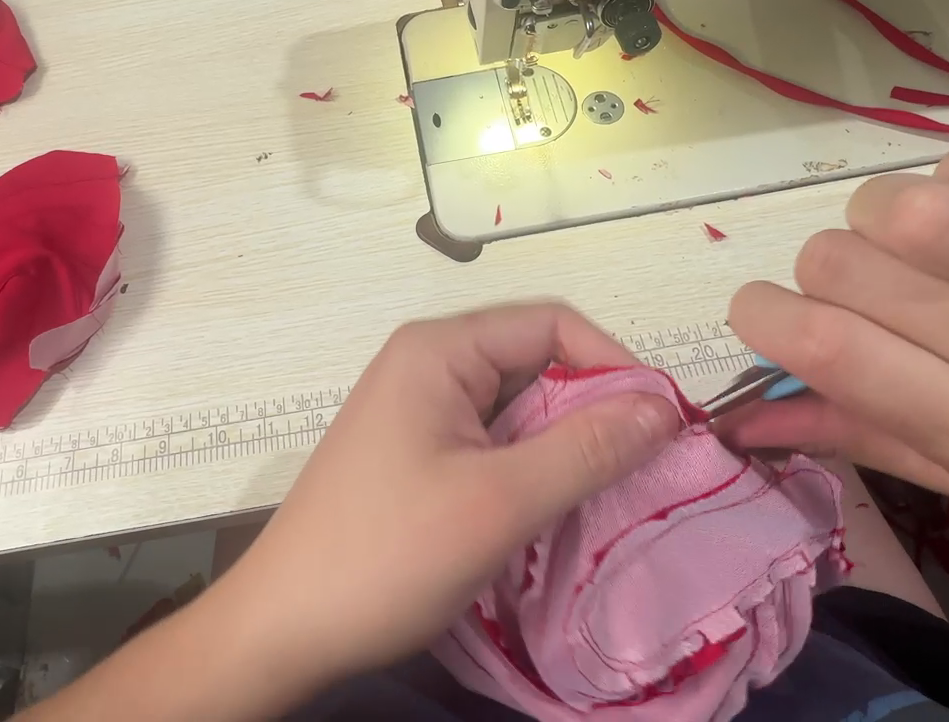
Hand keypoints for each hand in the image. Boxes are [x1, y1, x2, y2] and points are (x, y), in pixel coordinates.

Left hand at [211, 304, 680, 691]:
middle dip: (594, 406)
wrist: (285, 625)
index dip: (613, 362)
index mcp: (439, 349)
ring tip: (612, 492)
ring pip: (518, 403)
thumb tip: (663, 407)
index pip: (549, 323)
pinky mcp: (418, 447)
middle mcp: (429, 362)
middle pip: (535, 359)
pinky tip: (557, 504)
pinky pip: (493, 436)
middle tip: (648, 467)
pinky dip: (533, 463)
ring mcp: (420, 406)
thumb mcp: (498, 502)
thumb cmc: (386, 554)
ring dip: (567, 441)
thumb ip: (586, 449)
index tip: (663, 423)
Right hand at [721, 124, 948, 513]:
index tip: (767, 309)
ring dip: (880, 214)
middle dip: (827, 266)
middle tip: (869, 284)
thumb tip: (739, 417)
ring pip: (909, 205)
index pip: (827, 347)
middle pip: (847, 264)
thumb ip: (849, 434)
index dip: (765, 313)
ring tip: (920, 240)